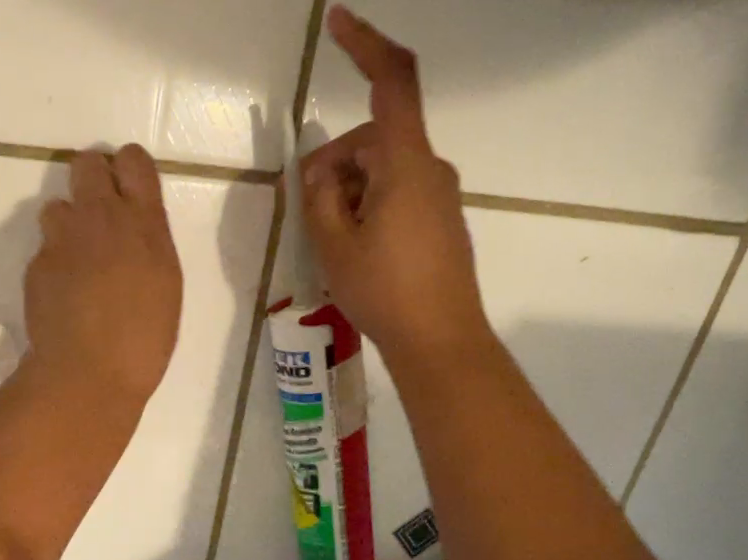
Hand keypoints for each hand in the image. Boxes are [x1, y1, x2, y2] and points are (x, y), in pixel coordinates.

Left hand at [23, 146, 183, 404]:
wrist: (88, 375)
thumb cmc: (143, 343)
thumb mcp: (165, 286)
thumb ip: (149, 246)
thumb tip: (134, 235)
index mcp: (145, 223)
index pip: (133, 160)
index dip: (127, 169)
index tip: (128, 190)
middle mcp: (102, 218)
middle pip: (87, 164)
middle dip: (91, 180)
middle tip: (98, 216)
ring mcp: (63, 239)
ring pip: (57, 206)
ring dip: (67, 225)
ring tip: (77, 262)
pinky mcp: (37, 264)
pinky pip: (44, 249)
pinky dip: (52, 264)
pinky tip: (62, 295)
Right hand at [303, 6, 492, 362]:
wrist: (440, 340)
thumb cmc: (385, 291)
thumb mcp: (335, 246)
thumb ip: (320, 199)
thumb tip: (319, 173)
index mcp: (405, 163)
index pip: (392, 81)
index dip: (364, 44)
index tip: (336, 21)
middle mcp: (430, 168)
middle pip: (374, 138)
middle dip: (334, 162)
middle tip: (306, 209)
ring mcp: (440, 195)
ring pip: (383, 170)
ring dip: (349, 191)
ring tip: (329, 242)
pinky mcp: (441, 221)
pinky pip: (398, 195)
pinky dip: (369, 207)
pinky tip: (354, 251)